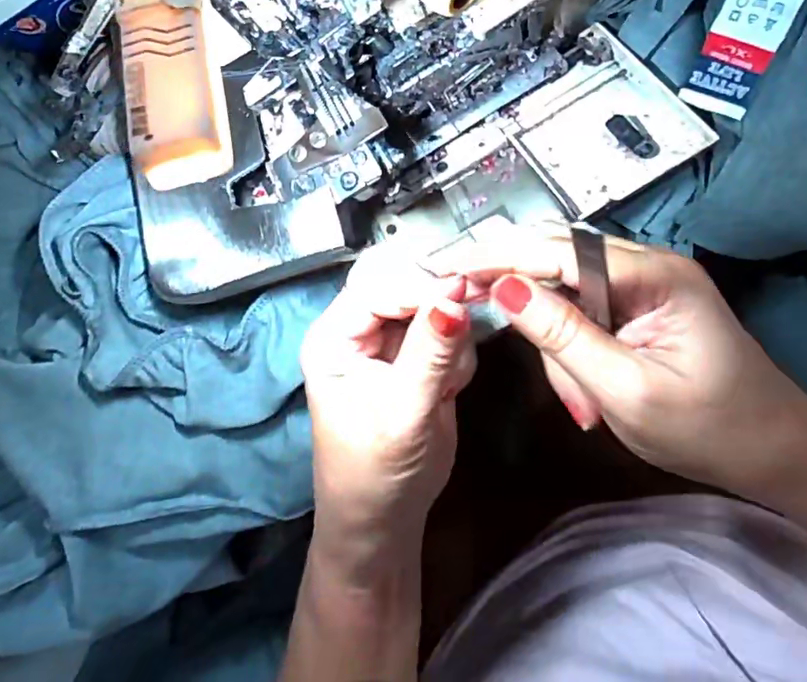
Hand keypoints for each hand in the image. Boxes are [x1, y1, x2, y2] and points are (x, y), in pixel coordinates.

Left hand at [299, 244, 476, 574]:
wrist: (385, 521)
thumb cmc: (377, 473)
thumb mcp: (405, 412)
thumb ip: (431, 352)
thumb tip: (456, 295)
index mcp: (333, 336)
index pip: (377, 287)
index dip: (419, 286)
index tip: (464, 289)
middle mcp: (357, 328)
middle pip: (403, 284)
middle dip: (438, 301)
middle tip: (472, 313)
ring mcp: (388, 340)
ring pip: (430, 304)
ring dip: (451, 334)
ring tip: (448, 382)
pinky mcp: (415, 355)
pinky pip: (446, 330)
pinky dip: (458, 352)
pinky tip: (450, 388)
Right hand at [446, 225, 806, 496]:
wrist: (779, 452)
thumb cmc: (711, 429)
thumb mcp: (627, 390)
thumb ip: (562, 336)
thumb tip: (503, 287)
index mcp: (653, 273)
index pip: (558, 249)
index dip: (501, 258)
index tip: (450, 270)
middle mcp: (646, 260)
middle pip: (557, 255)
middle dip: (523, 295)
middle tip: (483, 321)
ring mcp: (644, 279)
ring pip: (565, 282)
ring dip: (553, 335)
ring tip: (580, 400)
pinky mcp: (639, 300)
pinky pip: (583, 304)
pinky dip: (570, 341)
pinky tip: (583, 384)